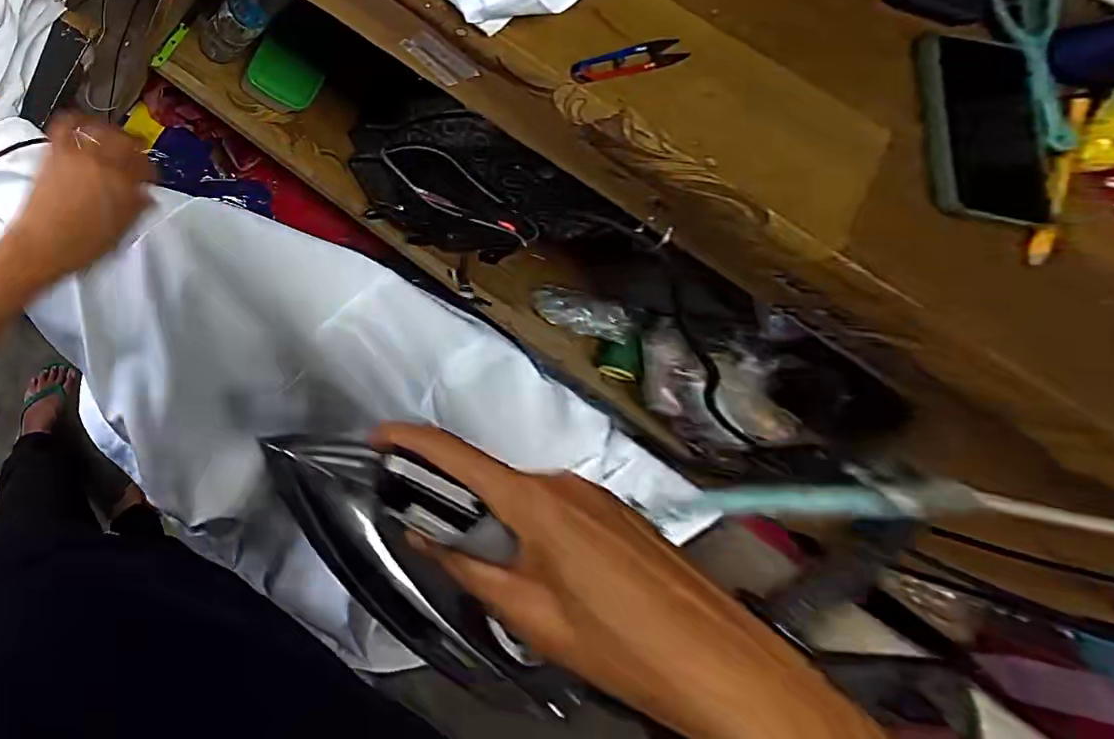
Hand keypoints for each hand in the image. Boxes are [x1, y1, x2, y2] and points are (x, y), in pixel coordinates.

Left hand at [0, 113, 152, 285]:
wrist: (39, 247)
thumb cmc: (74, 246)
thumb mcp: (118, 233)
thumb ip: (136, 209)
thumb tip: (146, 197)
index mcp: (125, 183)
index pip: (146, 166)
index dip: (150, 170)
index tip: (148, 174)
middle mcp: (104, 164)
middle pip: (127, 143)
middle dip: (135, 148)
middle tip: (135, 153)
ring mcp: (79, 155)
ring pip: (102, 130)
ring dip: (111, 132)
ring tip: (112, 136)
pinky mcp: (55, 153)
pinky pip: (66, 126)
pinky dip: (74, 120)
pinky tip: (79, 121)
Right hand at [371, 423, 883, 738]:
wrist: (734, 676)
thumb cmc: (624, 647)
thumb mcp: (532, 617)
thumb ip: (470, 570)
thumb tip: (427, 538)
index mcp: (535, 501)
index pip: (456, 455)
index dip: (410, 440)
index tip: (379, 437)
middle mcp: (563, 482)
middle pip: (490, 478)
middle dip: (458, 502)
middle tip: (442, 539)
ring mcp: (597, 495)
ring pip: (525, 495)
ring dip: (501, 521)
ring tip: (509, 576)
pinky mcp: (619, 513)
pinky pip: (559, 506)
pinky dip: (536, 527)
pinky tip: (554, 577)